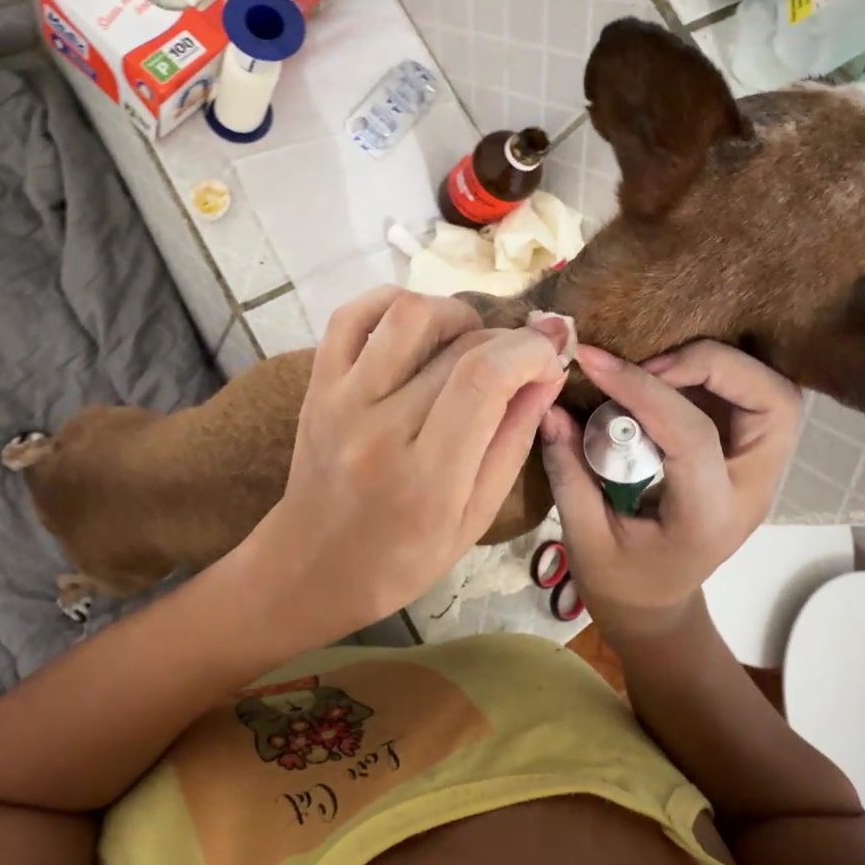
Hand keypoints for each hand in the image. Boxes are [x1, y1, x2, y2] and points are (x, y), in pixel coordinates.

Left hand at [235, 287, 568, 645]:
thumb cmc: (404, 557)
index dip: (529, 350)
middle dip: (506, 339)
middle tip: (520, 357)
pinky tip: (419, 326)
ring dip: (454, 313)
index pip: (484, 377)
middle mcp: (378, 428)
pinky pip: (351, 315)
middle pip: (456, 345)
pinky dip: (392, 301)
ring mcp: (340, 399)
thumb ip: (514, 440)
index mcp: (426, 476)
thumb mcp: (476, 517)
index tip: (550, 355)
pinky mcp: (316, 384)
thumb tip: (549, 370)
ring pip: (407, 314)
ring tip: (469, 341)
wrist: (314, 563)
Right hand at [541, 340, 801, 637]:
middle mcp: (750, 490)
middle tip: (648, 363)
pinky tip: (665, 378)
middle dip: (713, 364)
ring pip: (775, 395)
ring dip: (720, 365)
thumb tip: (549, 408)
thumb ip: (568, 471)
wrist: (655, 605)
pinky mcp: (749, 458)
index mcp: (707, 517)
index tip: (592, 362)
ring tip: (656, 367)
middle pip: (774, 403)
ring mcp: (759, 473)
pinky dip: (715, 375)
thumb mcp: (582, 536)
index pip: (693, 435)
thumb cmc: (619, 580)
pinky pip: (752, 398)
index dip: (642, 389)